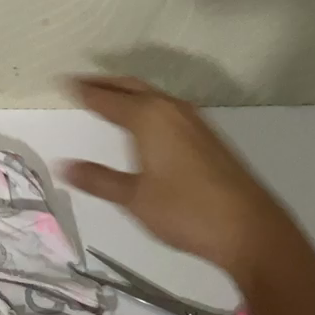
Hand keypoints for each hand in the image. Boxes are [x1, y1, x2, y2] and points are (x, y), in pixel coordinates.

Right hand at [62, 76, 308, 284]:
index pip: (107, 98)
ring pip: (153, 96)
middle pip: (132, 87)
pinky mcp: (209, 138)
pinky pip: (168, 108)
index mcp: (149, 118)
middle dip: (105, 84)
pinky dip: (147, 105)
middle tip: (80, 83)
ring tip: (107, 97)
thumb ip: (98, 179)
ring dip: (128, 92)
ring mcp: (195, 123)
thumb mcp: (133, 198)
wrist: (252, 232)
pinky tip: (144, 121)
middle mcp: (172, 111)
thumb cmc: (186, 211)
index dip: (83, 92)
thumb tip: (64, 166)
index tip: (62, 83)